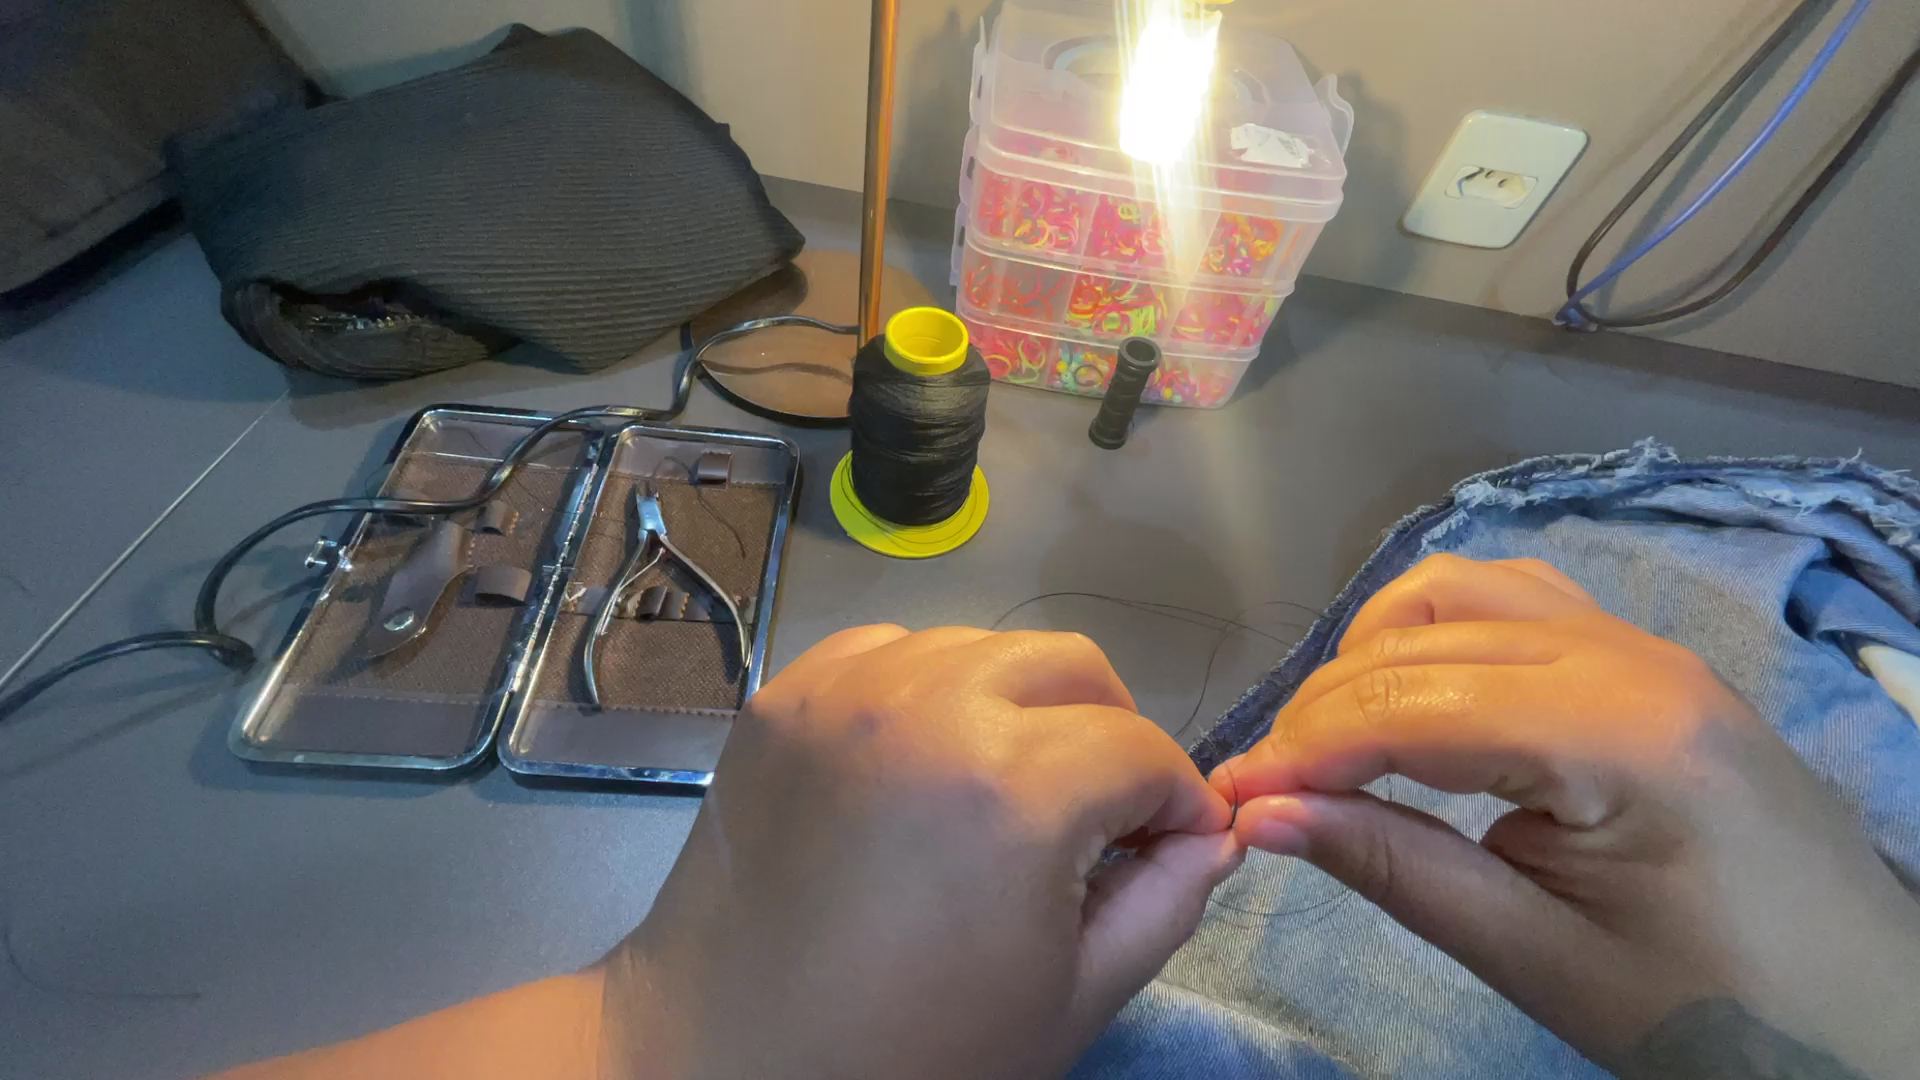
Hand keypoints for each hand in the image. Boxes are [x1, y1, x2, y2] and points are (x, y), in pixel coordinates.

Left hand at [601, 626, 1241, 1079]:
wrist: (723, 1054)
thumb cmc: (909, 1051)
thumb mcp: (1072, 998)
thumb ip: (1166, 900)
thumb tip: (1209, 831)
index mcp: (1012, 789)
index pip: (1142, 750)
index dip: (1176, 799)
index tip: (1167, 838)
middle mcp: (931, 704)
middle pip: (1072, 662)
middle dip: (1110, 726)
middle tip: (1095, 798)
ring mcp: (849, 684)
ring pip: (986, 644)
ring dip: (1019, 701)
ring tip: (998, 774)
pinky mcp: (790, 688)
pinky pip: (896, 648)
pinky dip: (931, 686)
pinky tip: (919, 749)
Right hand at [1212, 556, 1919, 1077]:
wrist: (1884, 1037)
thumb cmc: (1721, 1020)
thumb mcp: (1540, 958)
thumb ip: (1389, 867)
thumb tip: (1257, 815)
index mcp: (1621, 734)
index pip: (1410, 710)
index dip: (1303, 749)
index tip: (1231, 793)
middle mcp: (1625, 655)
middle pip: (1413, 644)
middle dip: (1320, 710)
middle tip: (1273, 782)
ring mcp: (1634, 642)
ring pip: (1447, 591)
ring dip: (1369, 652)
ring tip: (1340, 731)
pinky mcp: (1632, 655)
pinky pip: (1499, 595)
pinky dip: (1428, 627)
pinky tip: (1416, 685)